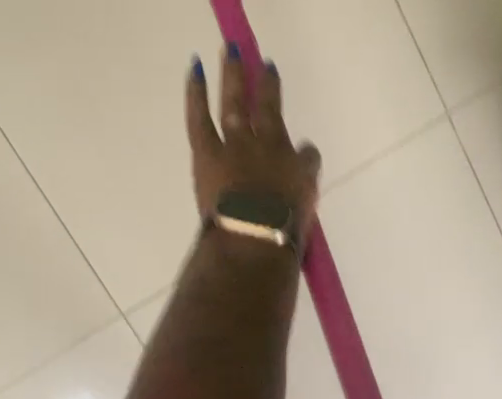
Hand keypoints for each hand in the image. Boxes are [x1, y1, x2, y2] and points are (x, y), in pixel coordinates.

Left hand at [186, 47, 321, 231]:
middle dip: (266, 88)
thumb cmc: (281, 233)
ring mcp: (235, 146)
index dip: (306, 143)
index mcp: (291, 163)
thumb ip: (305, 175)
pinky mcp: (207, 154)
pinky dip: (196, 92)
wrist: (252, 241)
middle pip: (266, 110)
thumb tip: (306, 153)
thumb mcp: (305, 205)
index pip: (295, 139)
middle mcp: (265, 145)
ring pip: (235, 104)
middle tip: (264, 67)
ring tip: (231, 54)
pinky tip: (195, 69)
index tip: (302, 124)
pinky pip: (199, 116)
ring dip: (234, 76)